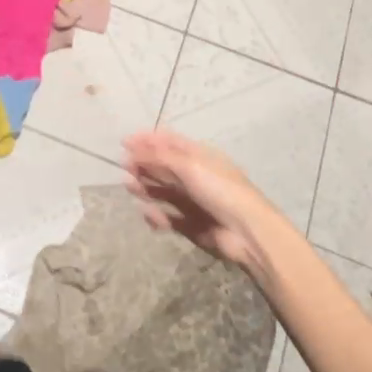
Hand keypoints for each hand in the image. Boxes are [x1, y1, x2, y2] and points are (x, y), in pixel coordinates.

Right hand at [123, 130, 276, 268]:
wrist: (247, 231)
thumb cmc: (220, 190)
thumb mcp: (190, 166)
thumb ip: (159, 157)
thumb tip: (132, 147)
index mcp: (200, 156)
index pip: (170, 142)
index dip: (147, 140)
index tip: (125, 142)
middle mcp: (196, 176)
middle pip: (164, 167)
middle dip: (144, 164)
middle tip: (124, 166)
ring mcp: (193, 201)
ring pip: (164, 192)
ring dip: (146, 188)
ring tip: (130, 186)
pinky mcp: (191, 225)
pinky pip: (168, 217)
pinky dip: (157, 215)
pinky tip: (148, 213)